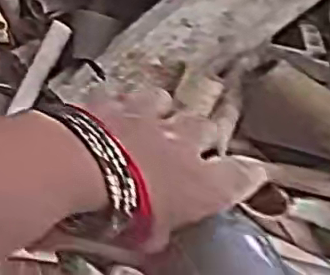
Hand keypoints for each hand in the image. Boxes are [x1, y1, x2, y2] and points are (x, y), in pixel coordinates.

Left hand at [81, 87, 265, 253]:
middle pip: (206, 126)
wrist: (83, 165)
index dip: (246, 173)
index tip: (245, 173)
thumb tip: (158, 231)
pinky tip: (115, 106)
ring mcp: (145, 114)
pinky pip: (122, 93)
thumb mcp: (156, 236)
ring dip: (161, 108)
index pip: (244, 174)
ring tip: (153, 117)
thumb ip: (169, 225)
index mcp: (207, 183)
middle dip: (201, 132)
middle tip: (191, 143)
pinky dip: (121, 99)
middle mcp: (182, 142)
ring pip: (165, 100)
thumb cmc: (125, 211)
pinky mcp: (110, 98)